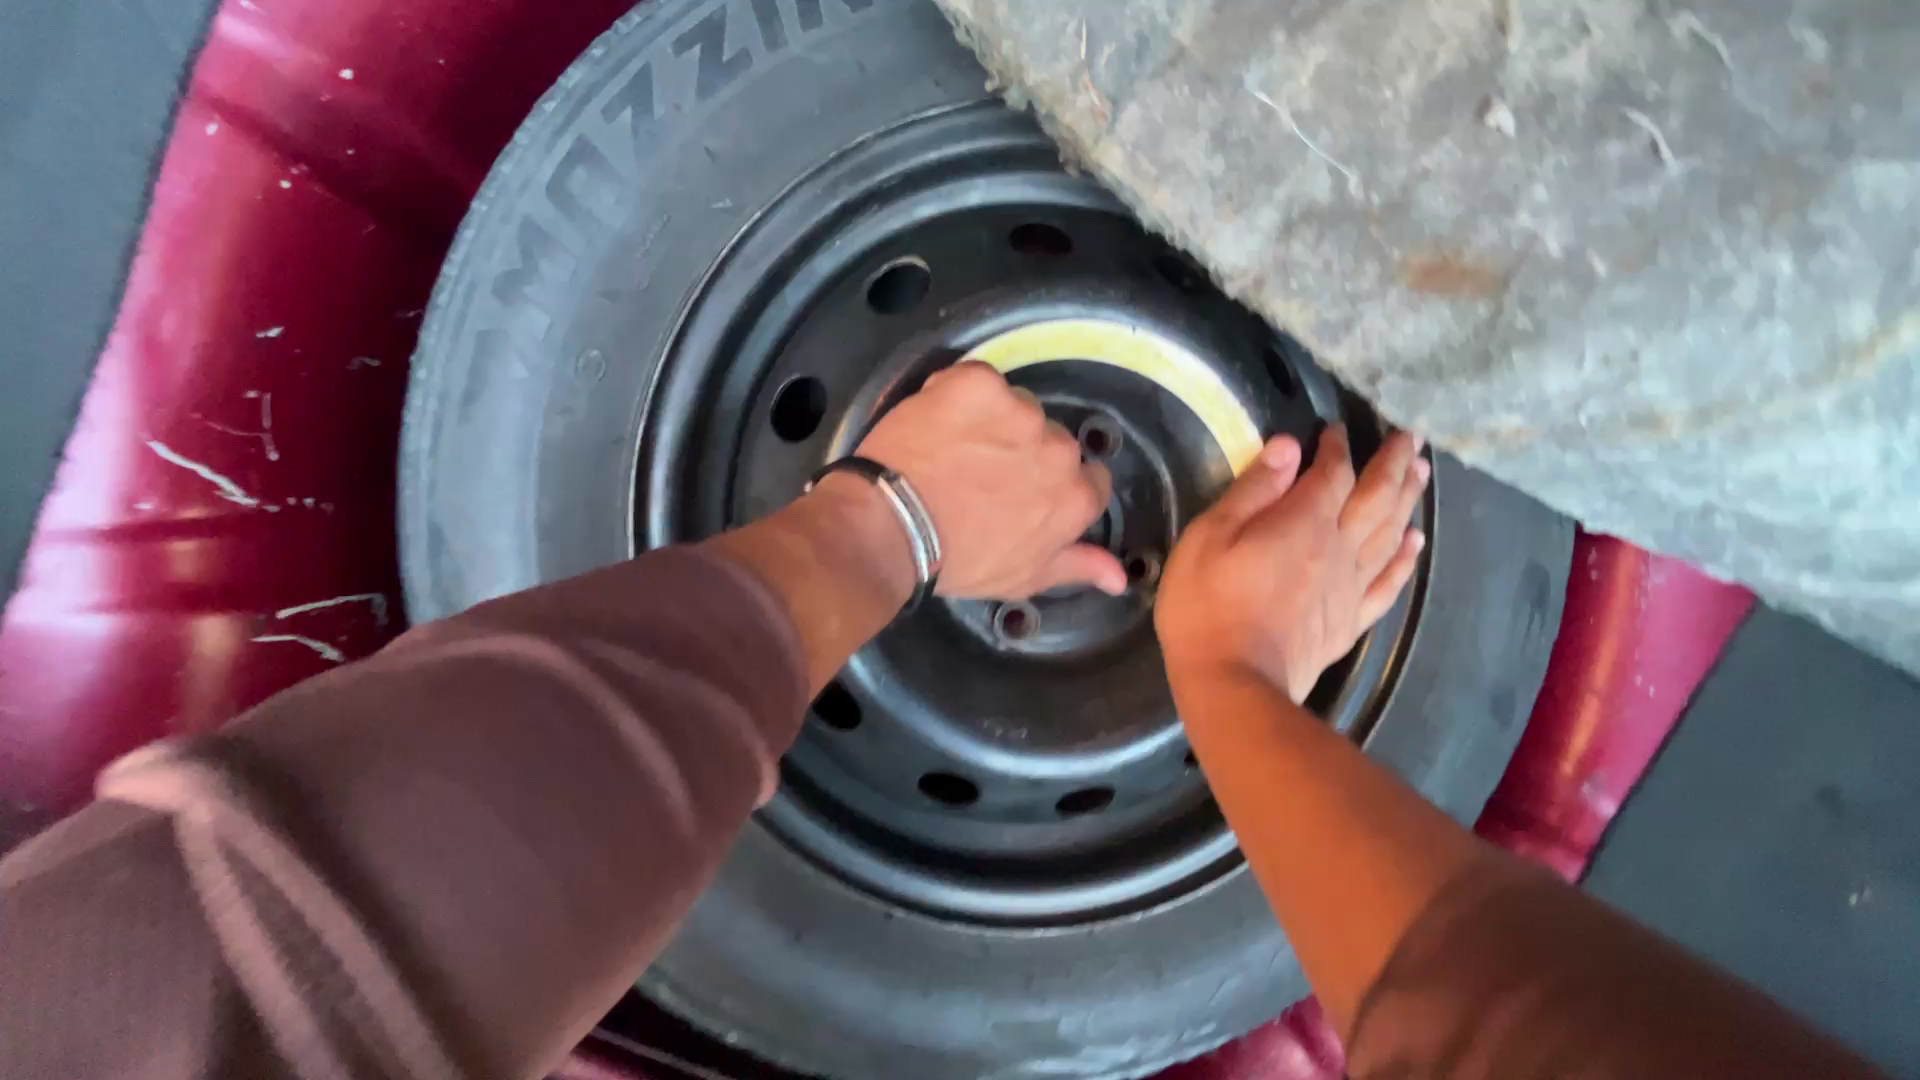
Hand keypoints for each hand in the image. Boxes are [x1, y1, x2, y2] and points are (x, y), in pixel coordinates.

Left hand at [856, 361, 1127, 598]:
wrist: (895, 525)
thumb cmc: (960, 561)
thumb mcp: (1024, 576)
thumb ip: (1077, 566)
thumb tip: (1120, 575)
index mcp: (1075, 496)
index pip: (1089, 480)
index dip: (1055, 486)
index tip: (1025, 495)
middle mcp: (1059, 448)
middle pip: (1052, 441)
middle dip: (1024, 453)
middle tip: (981, 476)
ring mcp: (1019, 409)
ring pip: (1017, 407)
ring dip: (993, 422)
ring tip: (953, 450)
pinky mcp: (978, 381)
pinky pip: (978, 380)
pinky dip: (959, 396)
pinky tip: (937, 422)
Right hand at [1155, 425, 1428, 702]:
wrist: (1233, 680)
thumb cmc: (1207, 604)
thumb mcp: (1209, 537)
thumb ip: (1252, 491)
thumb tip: (1288, 446)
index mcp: (1302, 522)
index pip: (1331, 473)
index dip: (1337, 448)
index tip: (1337, 430)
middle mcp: (1337, 547)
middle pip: (1376, 497)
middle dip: (1394, 464)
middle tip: (1413, 438)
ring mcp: (1348, 587)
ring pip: (1389, 533)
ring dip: (1408, 500)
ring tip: (1422, 474)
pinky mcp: (1349, 620)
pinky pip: (1387, 582)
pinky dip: (1404, 558)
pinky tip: (1414, 542)